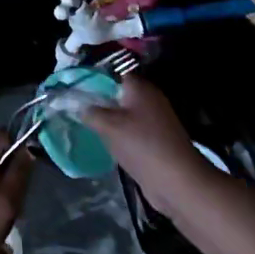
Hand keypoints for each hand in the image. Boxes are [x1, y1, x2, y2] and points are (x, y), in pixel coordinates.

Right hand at [78, 77, 208, 192]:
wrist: (176, 179)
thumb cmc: (141, 144)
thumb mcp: (109, 126)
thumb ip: (91, 113)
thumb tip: (80, 106)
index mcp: (141, 88)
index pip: (116, 74)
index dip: (97, 80)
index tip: (79, 90)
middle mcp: (151, 99)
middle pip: (121, 95)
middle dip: (102, 103)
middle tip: (80, 110)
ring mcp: (156, 120)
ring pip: (127, 115)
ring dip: (111, 122)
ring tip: (90, 128)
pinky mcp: (157, 139)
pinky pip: (134, 131)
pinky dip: (122, 136)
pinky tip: (109, 145)